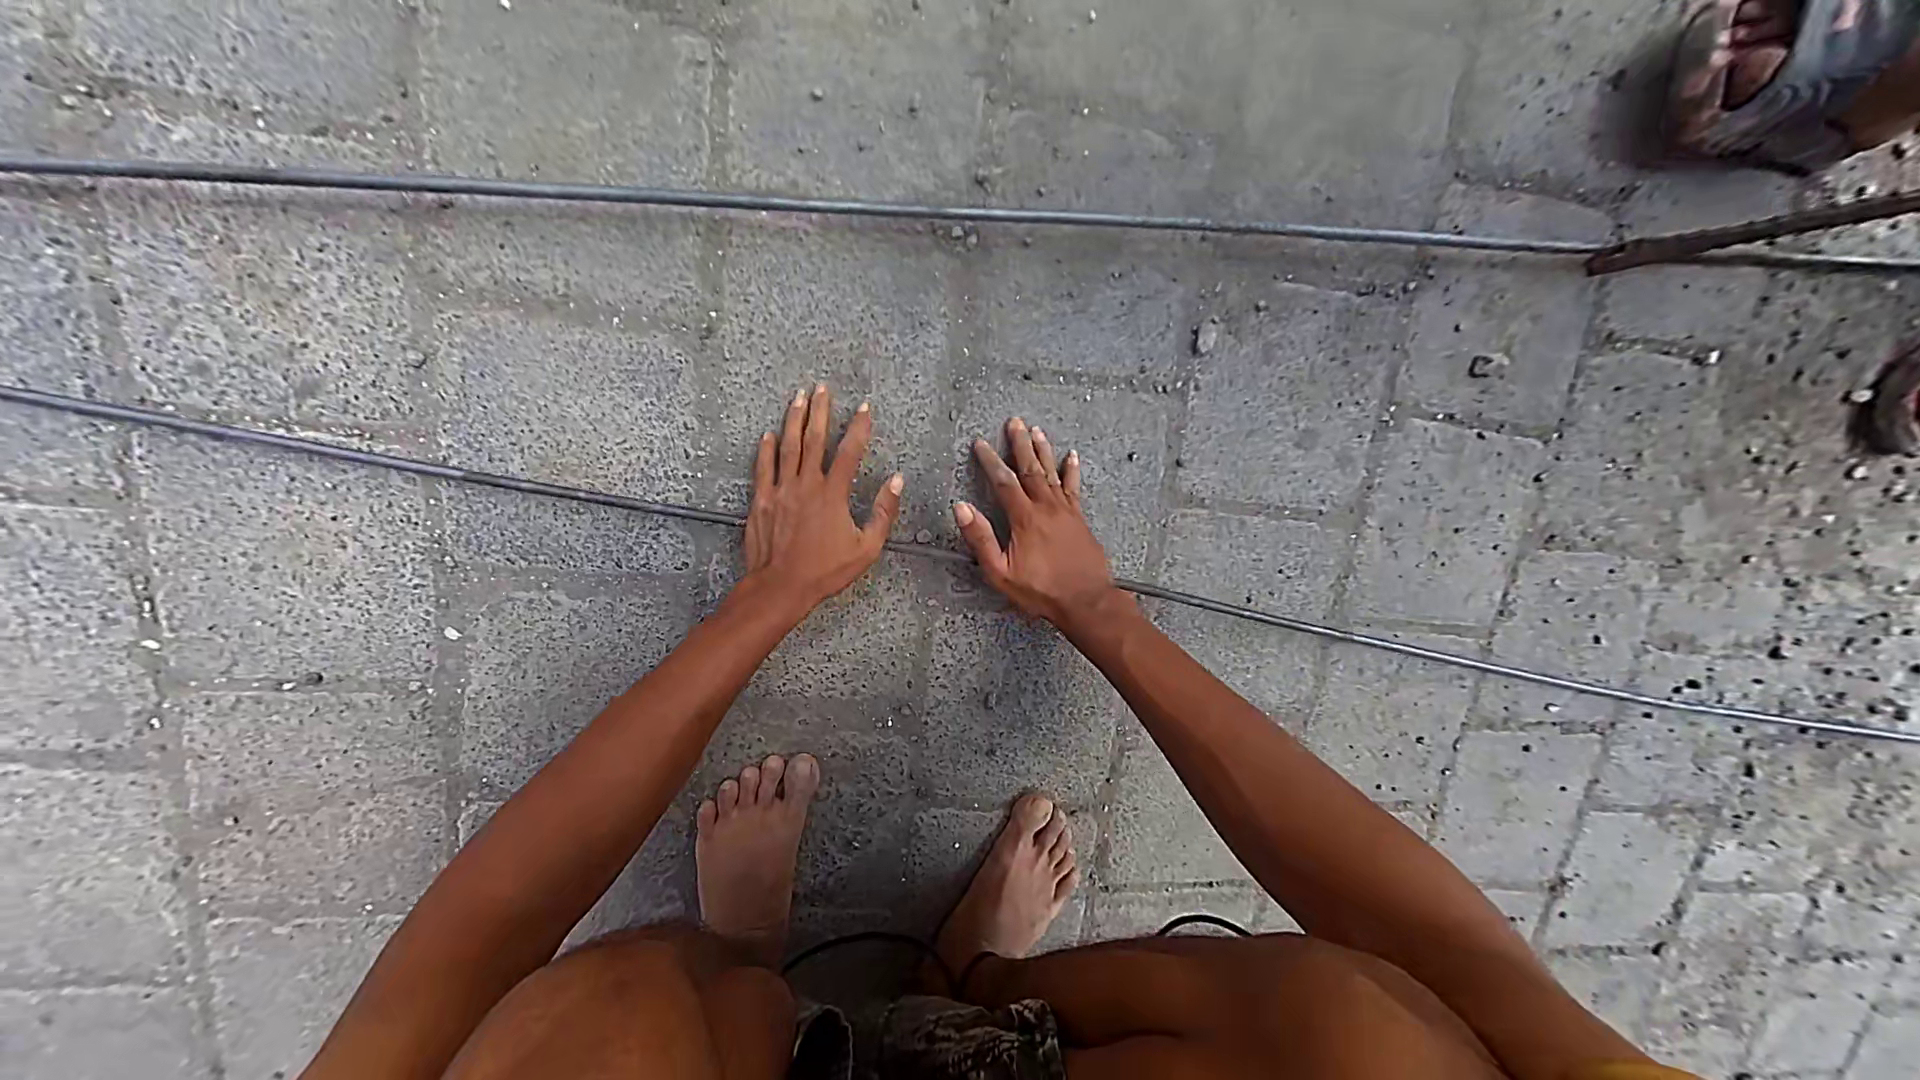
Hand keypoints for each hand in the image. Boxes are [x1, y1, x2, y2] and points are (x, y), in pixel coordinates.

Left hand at [742, 384, 902, 610]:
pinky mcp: (761, 500)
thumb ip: (883, 512)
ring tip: (799, 397)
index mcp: (833, 494)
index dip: (859, 427)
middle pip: (815, 439)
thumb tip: (896, 482)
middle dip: (821, 411)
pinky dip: (766, 448)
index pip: (849, 452)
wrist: (781, 587)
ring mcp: (781, 490)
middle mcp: (806, 485)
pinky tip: (769, 433)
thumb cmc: (825, 571)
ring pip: (788, 446)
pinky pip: (763, 467)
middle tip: (823, 388)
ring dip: (794, 419)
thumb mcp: (867, 547)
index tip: (865, 408)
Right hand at [954, 417, 1123, 627]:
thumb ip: (981, 538)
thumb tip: (962, 510)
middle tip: (1014, 423)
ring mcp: (1066, 512)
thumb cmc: (1043, 591)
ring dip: (1042, 450)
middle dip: (1019, 444)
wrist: (1085, 600)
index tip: (980, 445)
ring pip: (1052, 472)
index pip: (1004, 481)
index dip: (990, 461)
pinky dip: (1071, 470)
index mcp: (1025, 519)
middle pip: (1030, 468)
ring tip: (1036, 431)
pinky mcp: (1079, 519)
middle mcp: (1046, 509)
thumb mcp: (1000, 572)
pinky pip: (1073, 487)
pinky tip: (1071, 457)